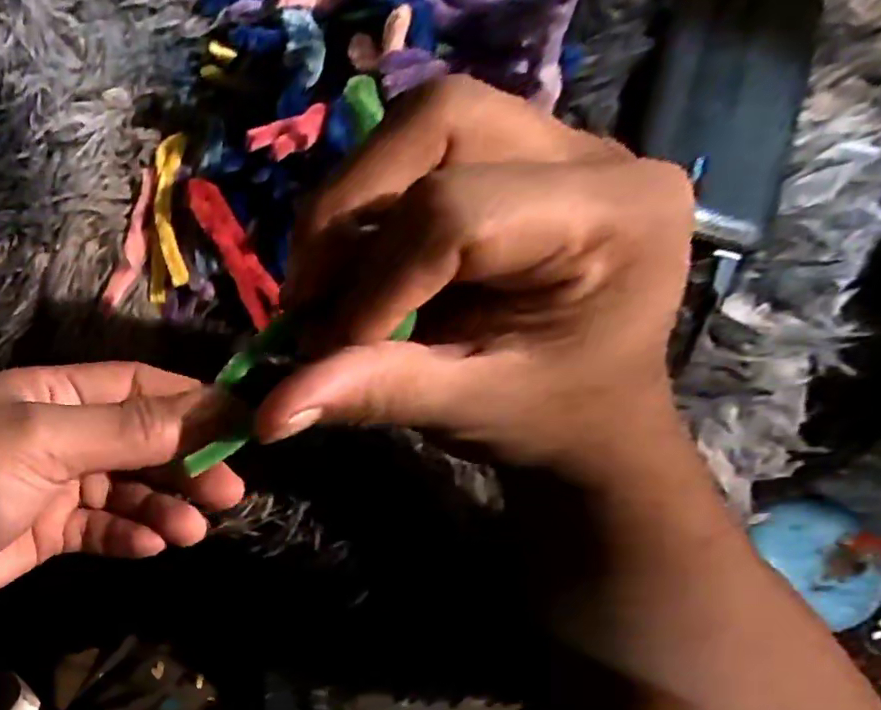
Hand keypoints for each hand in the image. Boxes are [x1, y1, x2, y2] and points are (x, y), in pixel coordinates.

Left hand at [0, 363, 244, 633]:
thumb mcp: (44, 443)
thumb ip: (126, 430)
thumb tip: (211, 408)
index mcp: (52, 393)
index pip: (138, 387)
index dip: (192, 405)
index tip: (245, 431)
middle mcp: (58, 432)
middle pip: (140, 440)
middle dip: (184, 464)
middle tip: (229, 495)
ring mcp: (53, 484)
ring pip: (126, 489)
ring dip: (162, 507)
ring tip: (193, 531)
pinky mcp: (48, 531)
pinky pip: (101, 527)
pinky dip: (128, 535)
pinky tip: (151, 547)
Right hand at [262, 76, 696, 486]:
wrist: (585, 407)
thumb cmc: (544, 413)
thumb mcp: (463, 409)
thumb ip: (374, 393)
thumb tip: (271, 412)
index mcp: (609, 218)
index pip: (457, 211)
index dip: (374, 286)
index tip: (338, 354)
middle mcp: (584, 155)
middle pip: (431, 125)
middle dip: (344, 215)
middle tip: (311, 299)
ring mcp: (542, 145)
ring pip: (408, 129)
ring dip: (340, 214)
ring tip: (324, 292)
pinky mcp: (500, 158)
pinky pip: (401, 157)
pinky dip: (351, 220)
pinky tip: (347, 278)